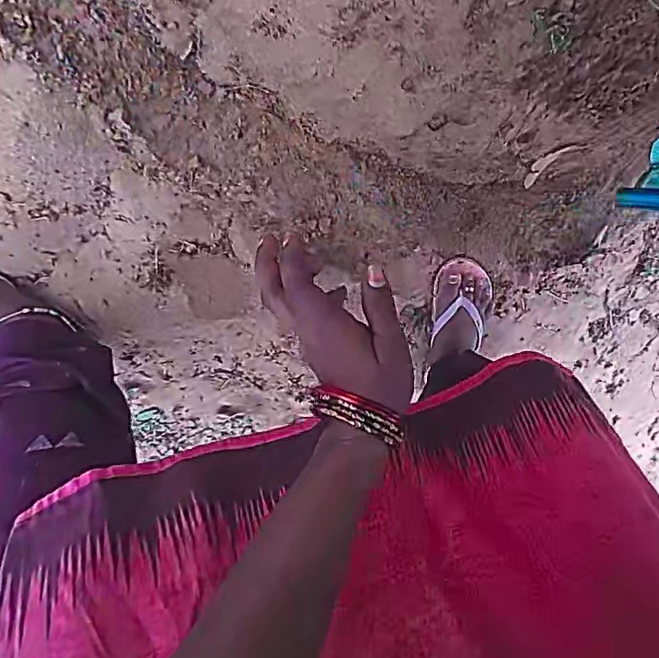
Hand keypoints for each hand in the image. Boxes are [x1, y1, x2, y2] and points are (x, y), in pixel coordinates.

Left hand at [254, 233, 412, 413]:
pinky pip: (295, 312)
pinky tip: (333, 290)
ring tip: (309, 257)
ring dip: (283, 275)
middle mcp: (306, 328)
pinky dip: (302, 292)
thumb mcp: (391, 342)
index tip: (294, 235)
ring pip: (280, 302)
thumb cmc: (381, 384)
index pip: (296, 281)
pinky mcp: (311, 346)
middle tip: (272, 238)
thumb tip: (373, 269)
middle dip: (267, 262)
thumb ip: (380, 303)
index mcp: (323, 322)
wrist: (363, 423)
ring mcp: (305, 338)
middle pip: (272, 291)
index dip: (291, 255)